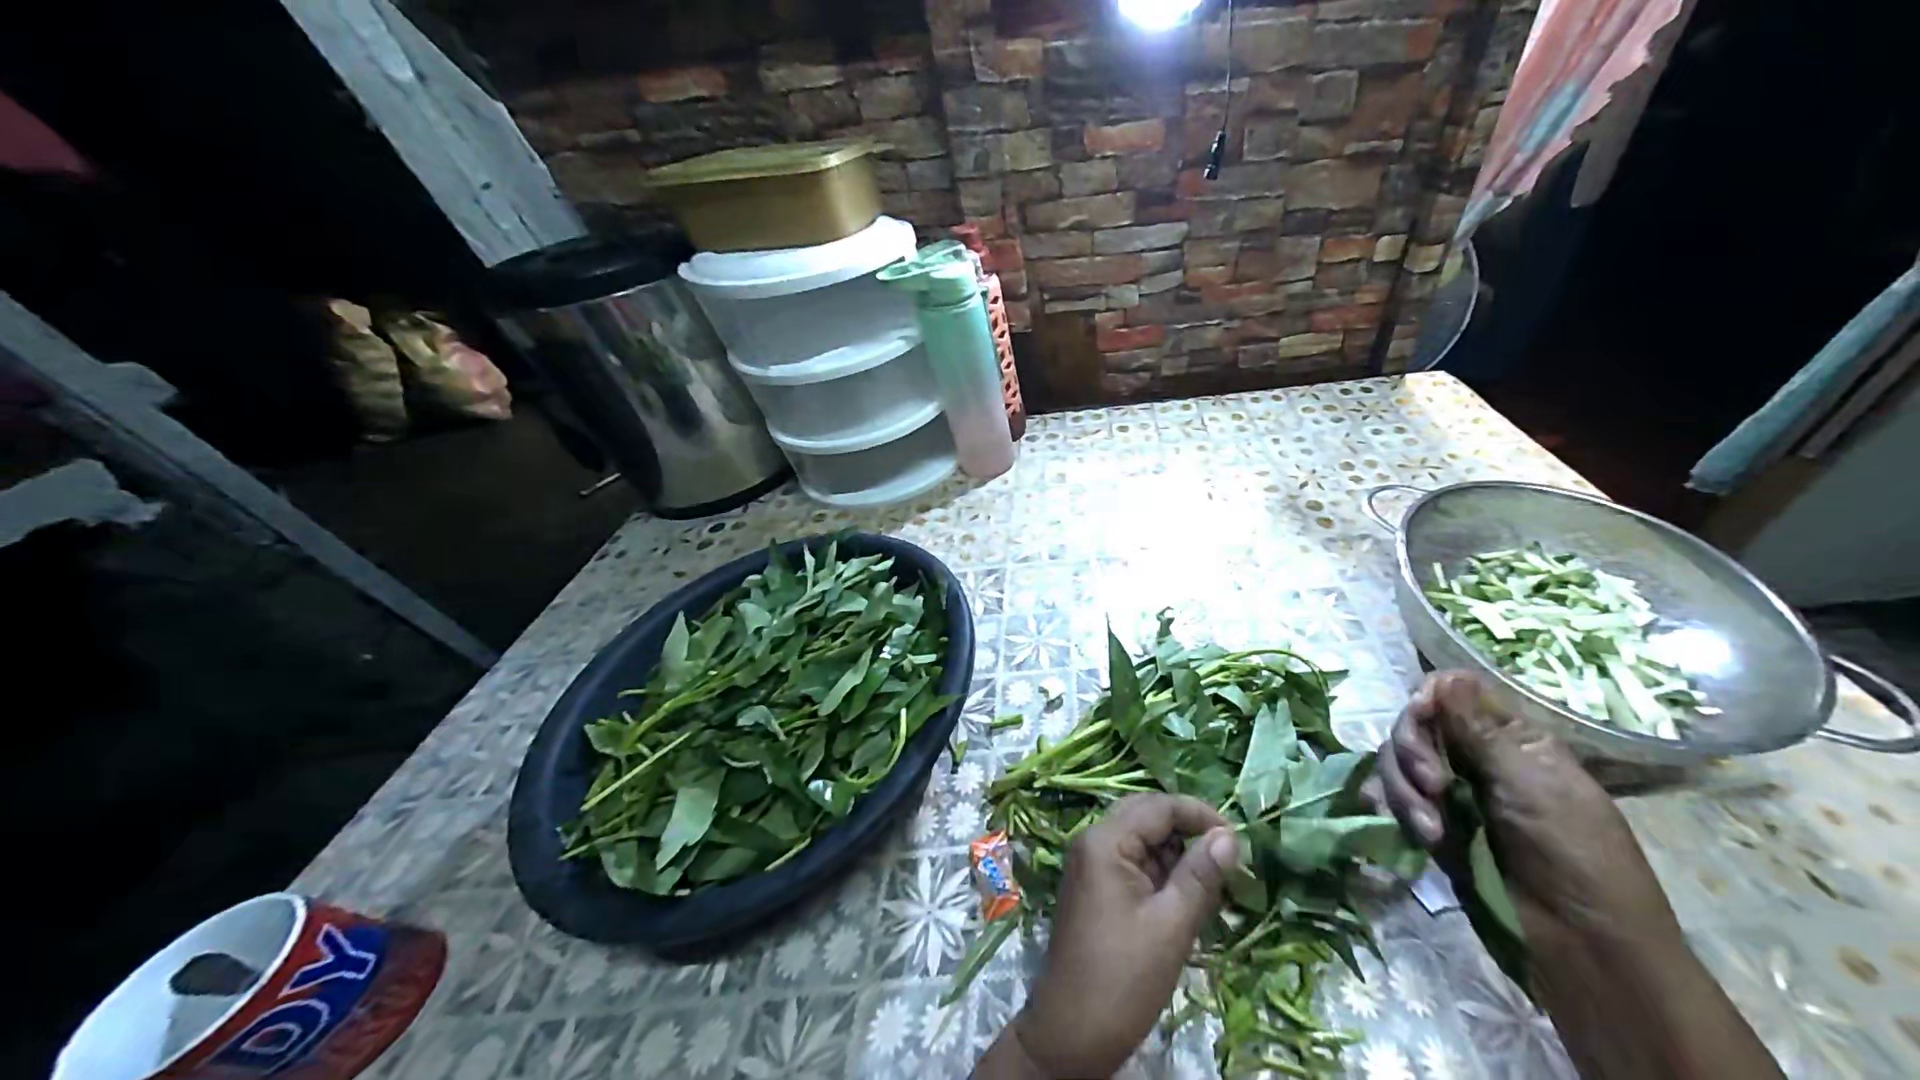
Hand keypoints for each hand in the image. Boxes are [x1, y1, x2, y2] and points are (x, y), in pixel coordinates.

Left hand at [1006, 794, 1239, 1077]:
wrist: (1072, 1032)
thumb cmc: (1124, 977)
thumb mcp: (1171, 925)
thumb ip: (1200, 875)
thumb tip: (1230, 835)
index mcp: (1104, 841)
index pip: (1158, 806)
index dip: (1199, 814)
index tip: (1238, 839)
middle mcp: (1093, 842)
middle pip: (1147, 817)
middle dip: (1189, 832)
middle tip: (1229, 859)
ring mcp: (1091, 865)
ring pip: (1143, 841)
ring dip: (1178, 855)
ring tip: (1215, 885)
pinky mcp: (1096, 888)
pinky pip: (1134, 864)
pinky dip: (1163, 874)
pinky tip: (1190, 898)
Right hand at [1373, 671, 1682, 953]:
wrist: (1579, 943)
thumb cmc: (1574, 854)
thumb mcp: (1531, 784)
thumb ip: (1480, 730)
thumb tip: (1447, 673)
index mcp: (1510, 738)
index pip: (1452, 692)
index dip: (1429, 696)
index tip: (1422, 714)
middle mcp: (1473, 756)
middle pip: (1415, 723)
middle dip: (1412, 748)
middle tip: (1432, 785)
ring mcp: (1449, 791)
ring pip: (1395, 760)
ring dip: (1403, 788)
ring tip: (1432, 829)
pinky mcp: (1429, 821)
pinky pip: (1390, 795)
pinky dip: (1390, 804)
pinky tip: (1404, 826)